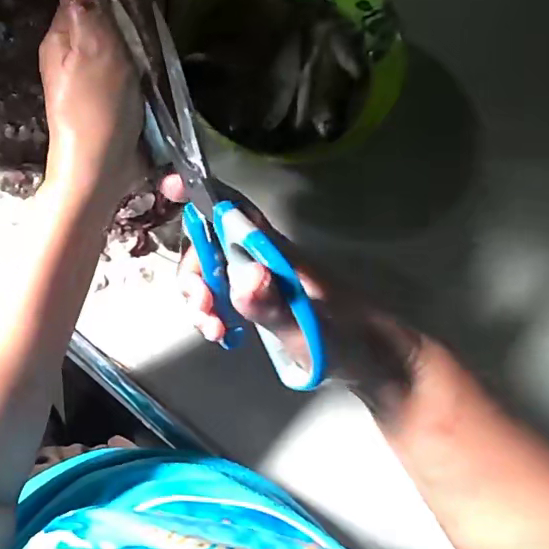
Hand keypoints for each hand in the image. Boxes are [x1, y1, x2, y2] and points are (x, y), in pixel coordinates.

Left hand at [38, 0, 142, 197]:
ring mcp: (87, 85)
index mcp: (58, 40)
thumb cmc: (96, 106)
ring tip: (152, 49)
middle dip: (123, 22)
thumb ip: (84, 3)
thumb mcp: (92, 46)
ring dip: (133, 48)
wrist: (100, 170)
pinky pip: (124, 76)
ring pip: (114, 51)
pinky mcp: (106, 106)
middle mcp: (68, 59)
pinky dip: (137, 74)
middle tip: (147, 26)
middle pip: (100, 26)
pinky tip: (149, 77)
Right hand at [163, 174, 432, 412]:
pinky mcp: (259, 300)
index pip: (232, 209)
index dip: (200, 194)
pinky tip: (221, 334)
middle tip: (203, 310)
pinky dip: (210, 313)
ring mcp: (260, 279)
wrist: (377, 361)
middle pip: (209, 246)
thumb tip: (243, 276)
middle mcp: (262, 258)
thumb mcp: (308, 329)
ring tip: (213, 331)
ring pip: (211, 274)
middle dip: (193, 274)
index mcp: (275, 251)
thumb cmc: (348, 340)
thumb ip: (273, 306)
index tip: (171, 186)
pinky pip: (221, 296)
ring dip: (199, 299)